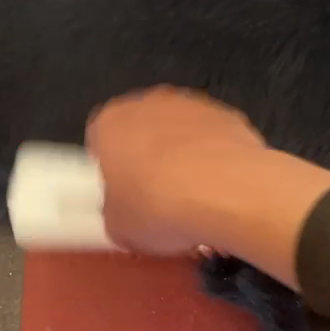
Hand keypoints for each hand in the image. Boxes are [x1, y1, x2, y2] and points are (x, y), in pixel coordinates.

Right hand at [85, 88, 270, 254]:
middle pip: (141, 129)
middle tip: (154, 199)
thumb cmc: (159, 205)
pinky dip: (215, 159)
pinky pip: (213, 138)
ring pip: (179, 131)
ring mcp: (192, 105)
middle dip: (146, 159)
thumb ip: (114, 211)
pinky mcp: (229, 115)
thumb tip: (124, 215)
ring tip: (192, 199)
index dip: (109, 168)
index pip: (100, 138)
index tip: (120, 192)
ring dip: (182, 157)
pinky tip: (219, 190)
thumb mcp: (118, 227)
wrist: (226, 194)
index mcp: (110, 122)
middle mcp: (149, 103)